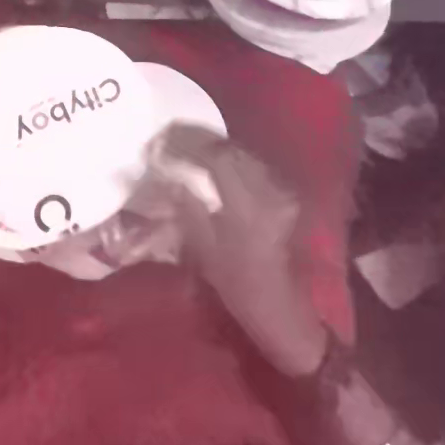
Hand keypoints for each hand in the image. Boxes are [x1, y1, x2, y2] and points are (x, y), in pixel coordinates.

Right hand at [158, 125, 326, 376]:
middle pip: (232, 149)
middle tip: (168, 136)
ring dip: (213, 145)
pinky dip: (228, 157)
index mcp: (248, 206)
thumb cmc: (238, 286)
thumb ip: (187, 208)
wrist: (283, 309)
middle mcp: (268, 192)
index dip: (187, 144)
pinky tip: (210, 160)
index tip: (161, 142)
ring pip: (243, 153)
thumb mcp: (203, 250)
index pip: (218, 158)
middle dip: (198, 138)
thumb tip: (166, 175)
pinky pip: (251, 164)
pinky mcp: (283, 195)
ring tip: (184, 143)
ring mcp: (280, 192)